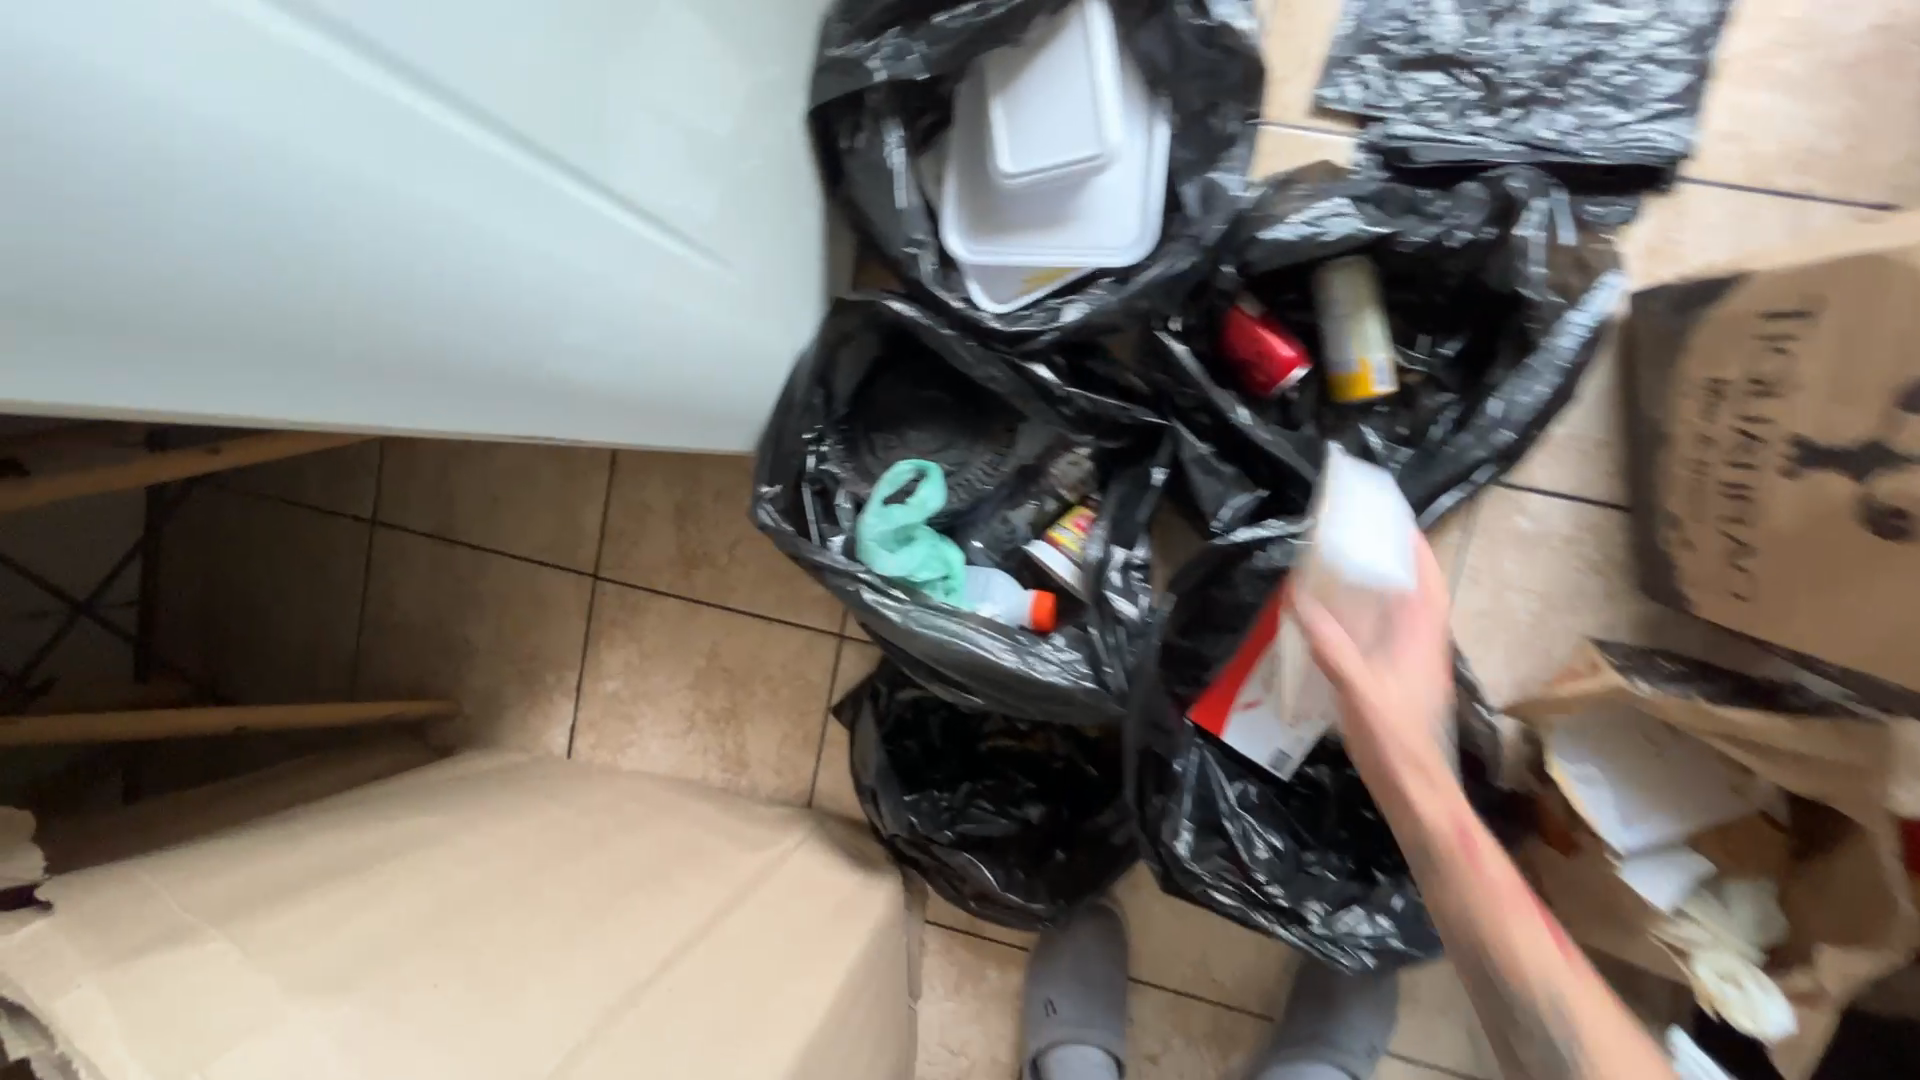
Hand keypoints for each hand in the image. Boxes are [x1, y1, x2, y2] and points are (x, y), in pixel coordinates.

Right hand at [1287, 532, 1455, 779]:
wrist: (1414, 787)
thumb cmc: (1391, 738)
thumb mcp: (1355, 688)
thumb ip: (1329, 643)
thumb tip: (1297, 598)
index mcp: (1420, 638)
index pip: (1427, 581)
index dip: (1415, 548)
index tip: (1394, 519)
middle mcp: (1424, 644)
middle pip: (1418, 590)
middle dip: (1397, 559)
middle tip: (1363, 536)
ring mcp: (1416, 663)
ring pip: (1407, 611)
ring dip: (1387, 585)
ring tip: (1352, 566)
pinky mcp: (1404, 679)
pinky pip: (1392, 632)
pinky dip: (1374, 614)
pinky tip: (1347, 619)